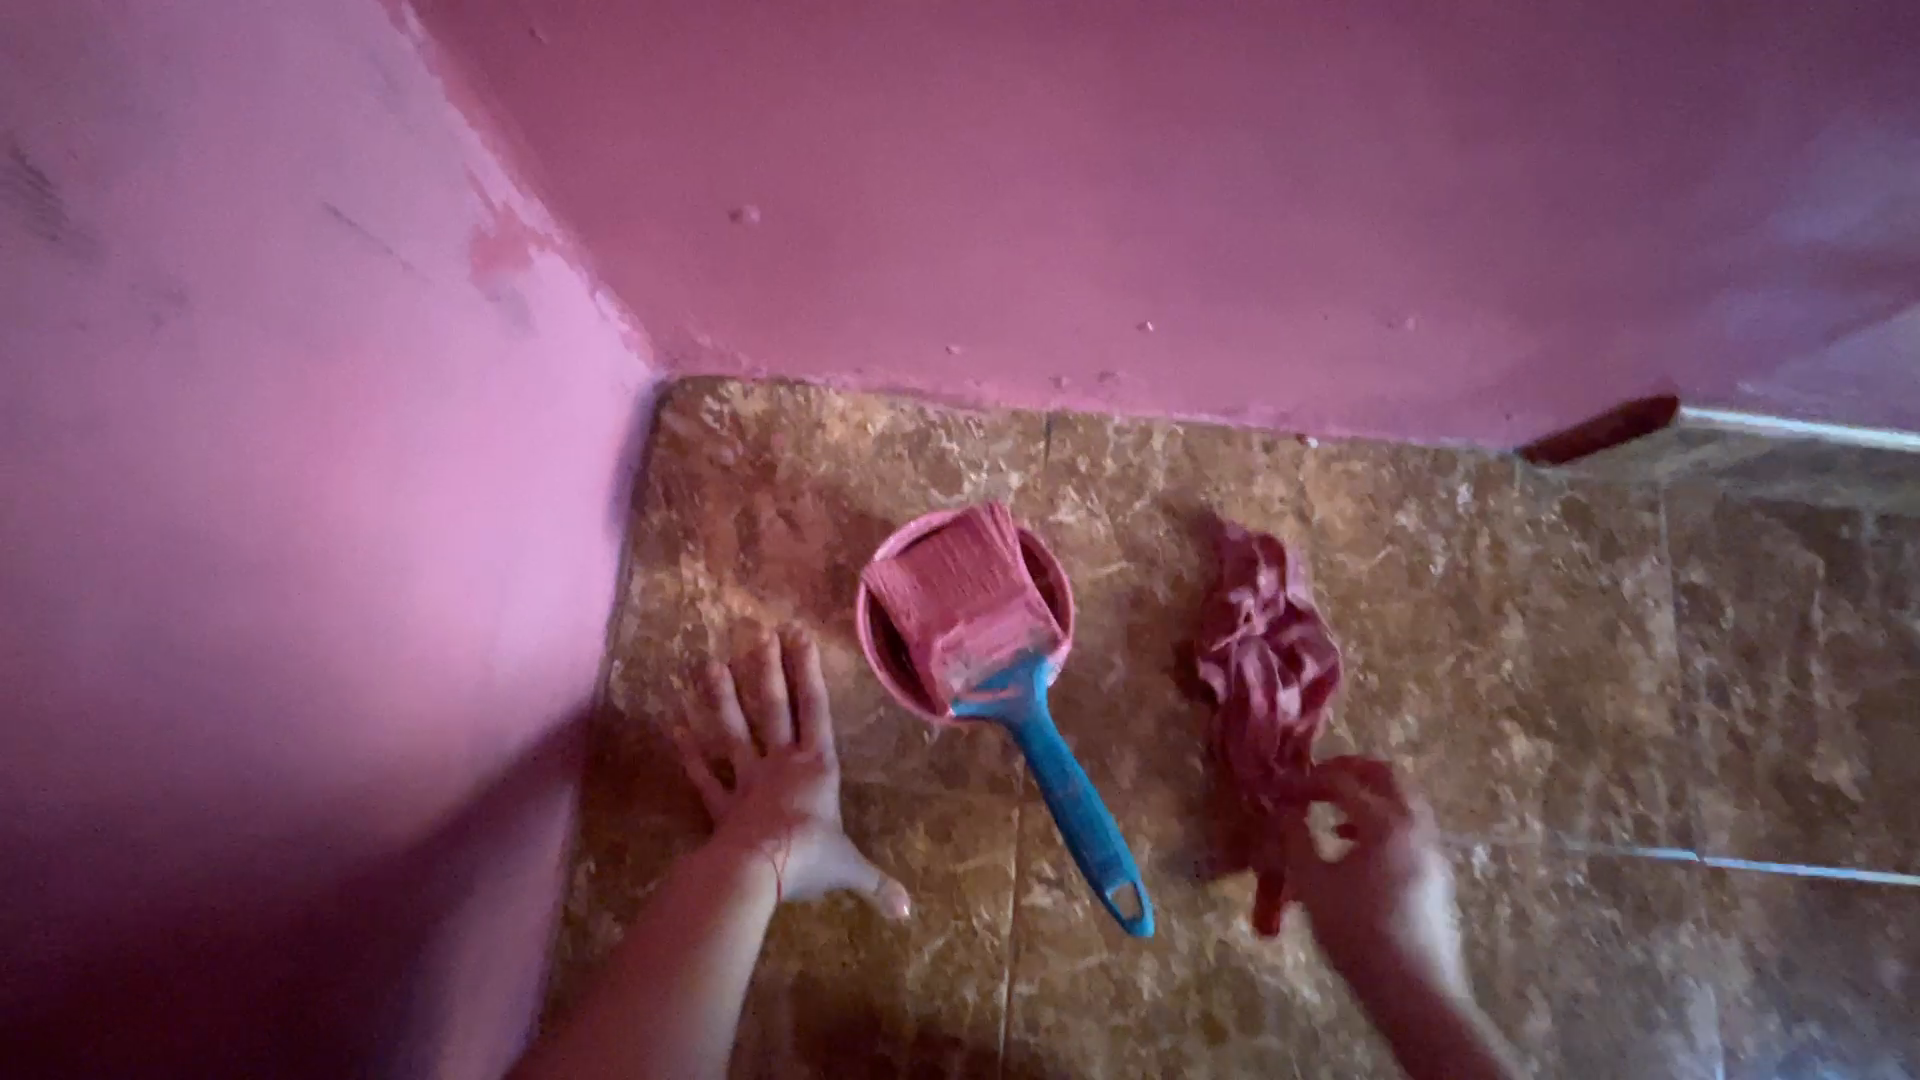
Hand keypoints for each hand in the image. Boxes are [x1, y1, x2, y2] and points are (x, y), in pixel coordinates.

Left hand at [670, 627, 910, 919]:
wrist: (758, 874)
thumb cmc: (810, 859)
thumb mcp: (850, 869)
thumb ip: (877, 884)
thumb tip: (908, 913)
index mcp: (818, 767)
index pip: (816, 710)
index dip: (809, 672)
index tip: (800, 636)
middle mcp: (782, 764)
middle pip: (774, 708)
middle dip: (769, 670)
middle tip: (759, 632)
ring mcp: (748, 781)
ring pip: (735, 732)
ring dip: (722, 699)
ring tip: (710, 665)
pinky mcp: (722, 805)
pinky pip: (704, 776)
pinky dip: (690, 753)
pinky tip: (676, 728)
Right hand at [1276, 757, 1467, 1001]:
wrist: (1416, 993)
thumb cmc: (1357, 933)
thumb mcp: (1312, 882)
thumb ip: (1295, 837)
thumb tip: (1285, 810)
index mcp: (1385, 823)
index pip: (1340, 781)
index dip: (1304, 781)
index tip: (1277, 791)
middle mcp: (1416, 827)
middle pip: (1385, 774)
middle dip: (1347, 769)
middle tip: (1314, 779)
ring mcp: (1432, 850)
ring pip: (1402, 798)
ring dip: (1366, 793)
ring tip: (1330, 810)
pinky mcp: (1436, 873)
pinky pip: (1409, 824)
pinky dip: (1380, 817)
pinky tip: (1352, 843)